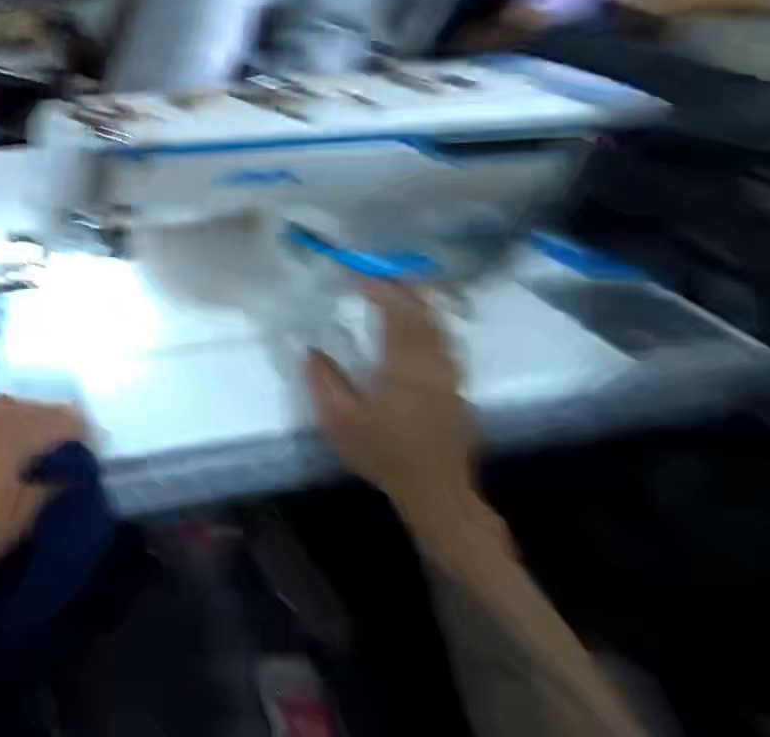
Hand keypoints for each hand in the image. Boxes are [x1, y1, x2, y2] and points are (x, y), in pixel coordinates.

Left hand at [0, 396, 86, 592]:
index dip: (79, 430)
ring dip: (22, 417)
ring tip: (29, 442)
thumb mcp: (20, 518)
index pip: (59, 419)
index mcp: (14, 434)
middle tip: (64, 444)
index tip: (90, 447)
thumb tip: (69, 472)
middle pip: (31, 407)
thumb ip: (50, 488)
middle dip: (52, 421)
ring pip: (2, 405)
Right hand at [304, 280, 477, 517]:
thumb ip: (323, 381)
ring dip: (421, 305)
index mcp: (403, 367)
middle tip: (379, 275)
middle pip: (424, 315)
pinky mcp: (458, 391)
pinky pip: (446, 345)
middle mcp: (432, 365)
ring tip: (400, 291)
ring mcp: (451, 378)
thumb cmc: (384, 454)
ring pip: (440, 329)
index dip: (380, 290)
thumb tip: (311, 350)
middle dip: (403, 289)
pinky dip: (432, 326)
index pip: (397, 315)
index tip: (357, 277)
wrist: (436, 493)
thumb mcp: (339, 421)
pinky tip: (420, 329)